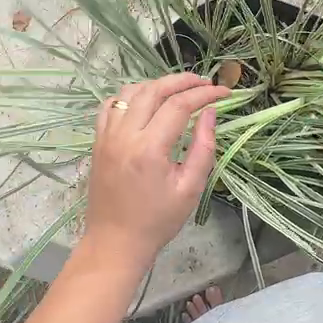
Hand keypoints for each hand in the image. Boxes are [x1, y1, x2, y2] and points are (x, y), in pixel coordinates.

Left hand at [83, 73, 229, 271]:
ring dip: (156, 84)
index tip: (225, 93)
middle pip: (154, 90)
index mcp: (149, 149)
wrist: (115, 242)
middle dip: (182, 81)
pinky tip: (145, 101)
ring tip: (178, 90)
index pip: (179, 105)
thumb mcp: (190, 188)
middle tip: (205, 83)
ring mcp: (106, 136)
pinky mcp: (98, 141)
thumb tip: (210, 113)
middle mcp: (124, 135)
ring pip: (131, 92)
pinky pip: (111, 105)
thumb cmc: (157, 221)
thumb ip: (203, 148)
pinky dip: (130, 96)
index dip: (204, 94)